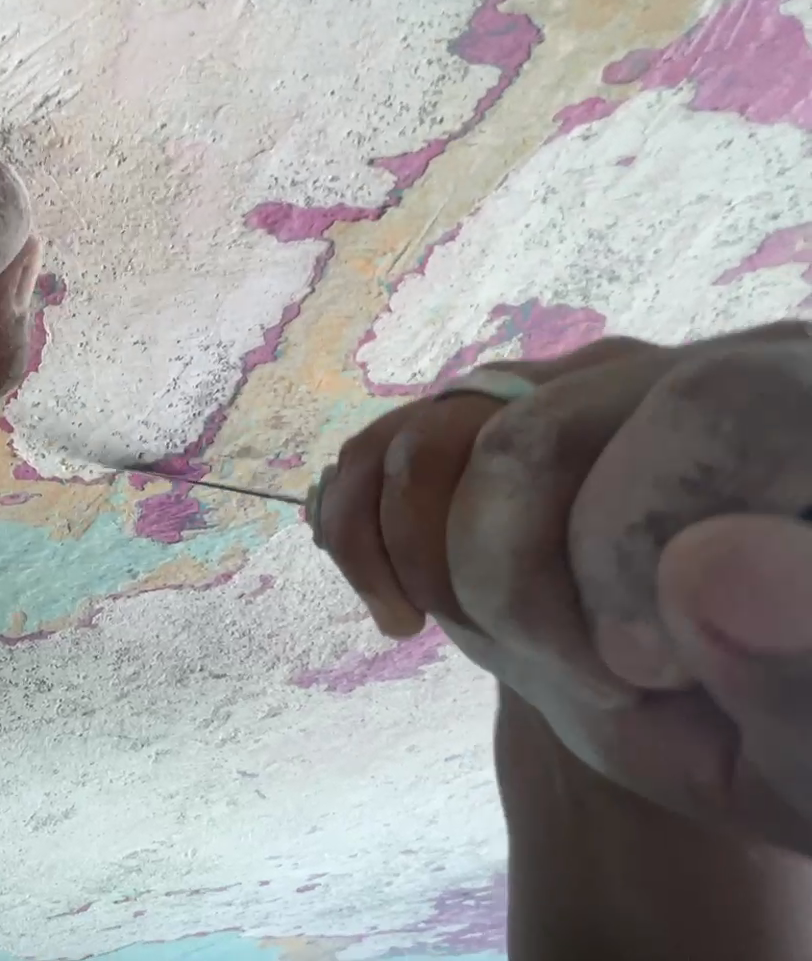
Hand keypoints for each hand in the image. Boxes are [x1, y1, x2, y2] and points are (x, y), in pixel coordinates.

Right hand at [317, 322, 811, 850]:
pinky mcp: (450, 424)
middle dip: (495, 577)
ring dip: (414, 562)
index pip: (696, 416)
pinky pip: (366, 456)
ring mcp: (539, 389)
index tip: (631, 674)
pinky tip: (394, 606)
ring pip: (420, 442)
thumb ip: (794, 668)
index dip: (627, 551)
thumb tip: (730, 565)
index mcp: (797, 415)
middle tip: (558, 675)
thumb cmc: (749, 729)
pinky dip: (354, 535)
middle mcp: (659, 374)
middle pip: (518, 439)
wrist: (658, 702)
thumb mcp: (801, 745)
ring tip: (470, 642)